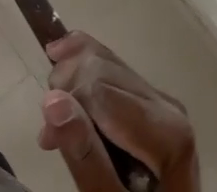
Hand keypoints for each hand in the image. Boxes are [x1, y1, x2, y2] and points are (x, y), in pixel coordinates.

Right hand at [40, 32, 197, 191]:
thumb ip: (86, 157)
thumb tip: (53, 101)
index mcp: (167, 132)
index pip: (98, 87)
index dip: (65, 101)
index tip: (49, 140)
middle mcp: (167, 106)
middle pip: (98, 67)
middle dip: (65, 88)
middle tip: (51, 132)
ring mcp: (160, 100)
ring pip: (99, 58)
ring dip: (68, 80)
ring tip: (58, 120)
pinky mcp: (150, 99)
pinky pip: (108, 64)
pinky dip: (79, 68)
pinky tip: (62, 78)